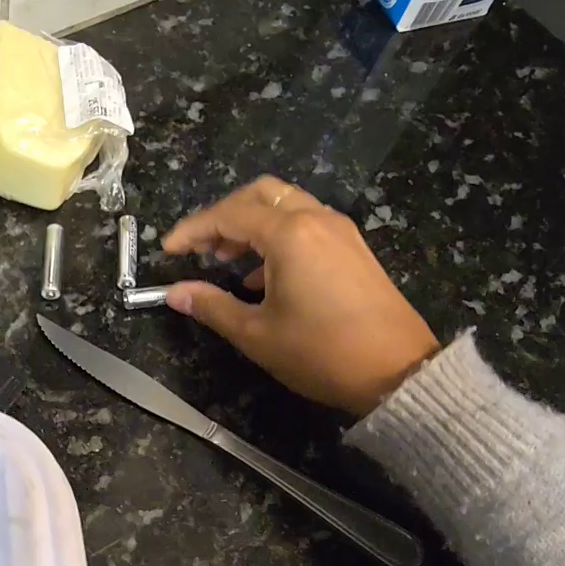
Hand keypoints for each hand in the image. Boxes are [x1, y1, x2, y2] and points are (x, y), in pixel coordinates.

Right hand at [163, 176, 440, 415]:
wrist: (396, 371)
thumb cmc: (320, 353)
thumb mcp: (256, 334)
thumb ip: (211, 306)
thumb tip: (176, 293)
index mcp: (290, 235)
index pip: (229, 214)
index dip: (193, 229)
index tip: (168, 249)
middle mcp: (316, 219)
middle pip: (261, 194)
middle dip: (224, 215)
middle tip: (200, 247)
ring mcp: (340, 231)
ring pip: (286, 206)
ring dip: (251, 225)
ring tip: (225, 261)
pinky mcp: (352, 248)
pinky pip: (306, 225)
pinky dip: (276, 237)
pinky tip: (262, 276)